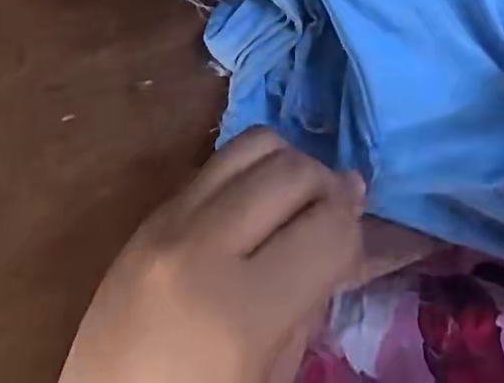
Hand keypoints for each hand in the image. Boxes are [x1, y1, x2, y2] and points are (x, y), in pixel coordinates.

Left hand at [59, 128, 366, 382]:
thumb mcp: (272, 376)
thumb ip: (312, 295)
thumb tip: (347, 214)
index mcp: (237, 312)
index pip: (327, 227)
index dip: (354, 230)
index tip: (353, 245)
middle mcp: (201, 247)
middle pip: (292, 170)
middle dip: (327, 186)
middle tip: (334, 214)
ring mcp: (168, 220)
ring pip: (254, 144)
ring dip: (289, 163)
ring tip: (295, 200)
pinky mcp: (150, 212)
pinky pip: (217, 161)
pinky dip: (251, 171)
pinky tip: (255, 205)